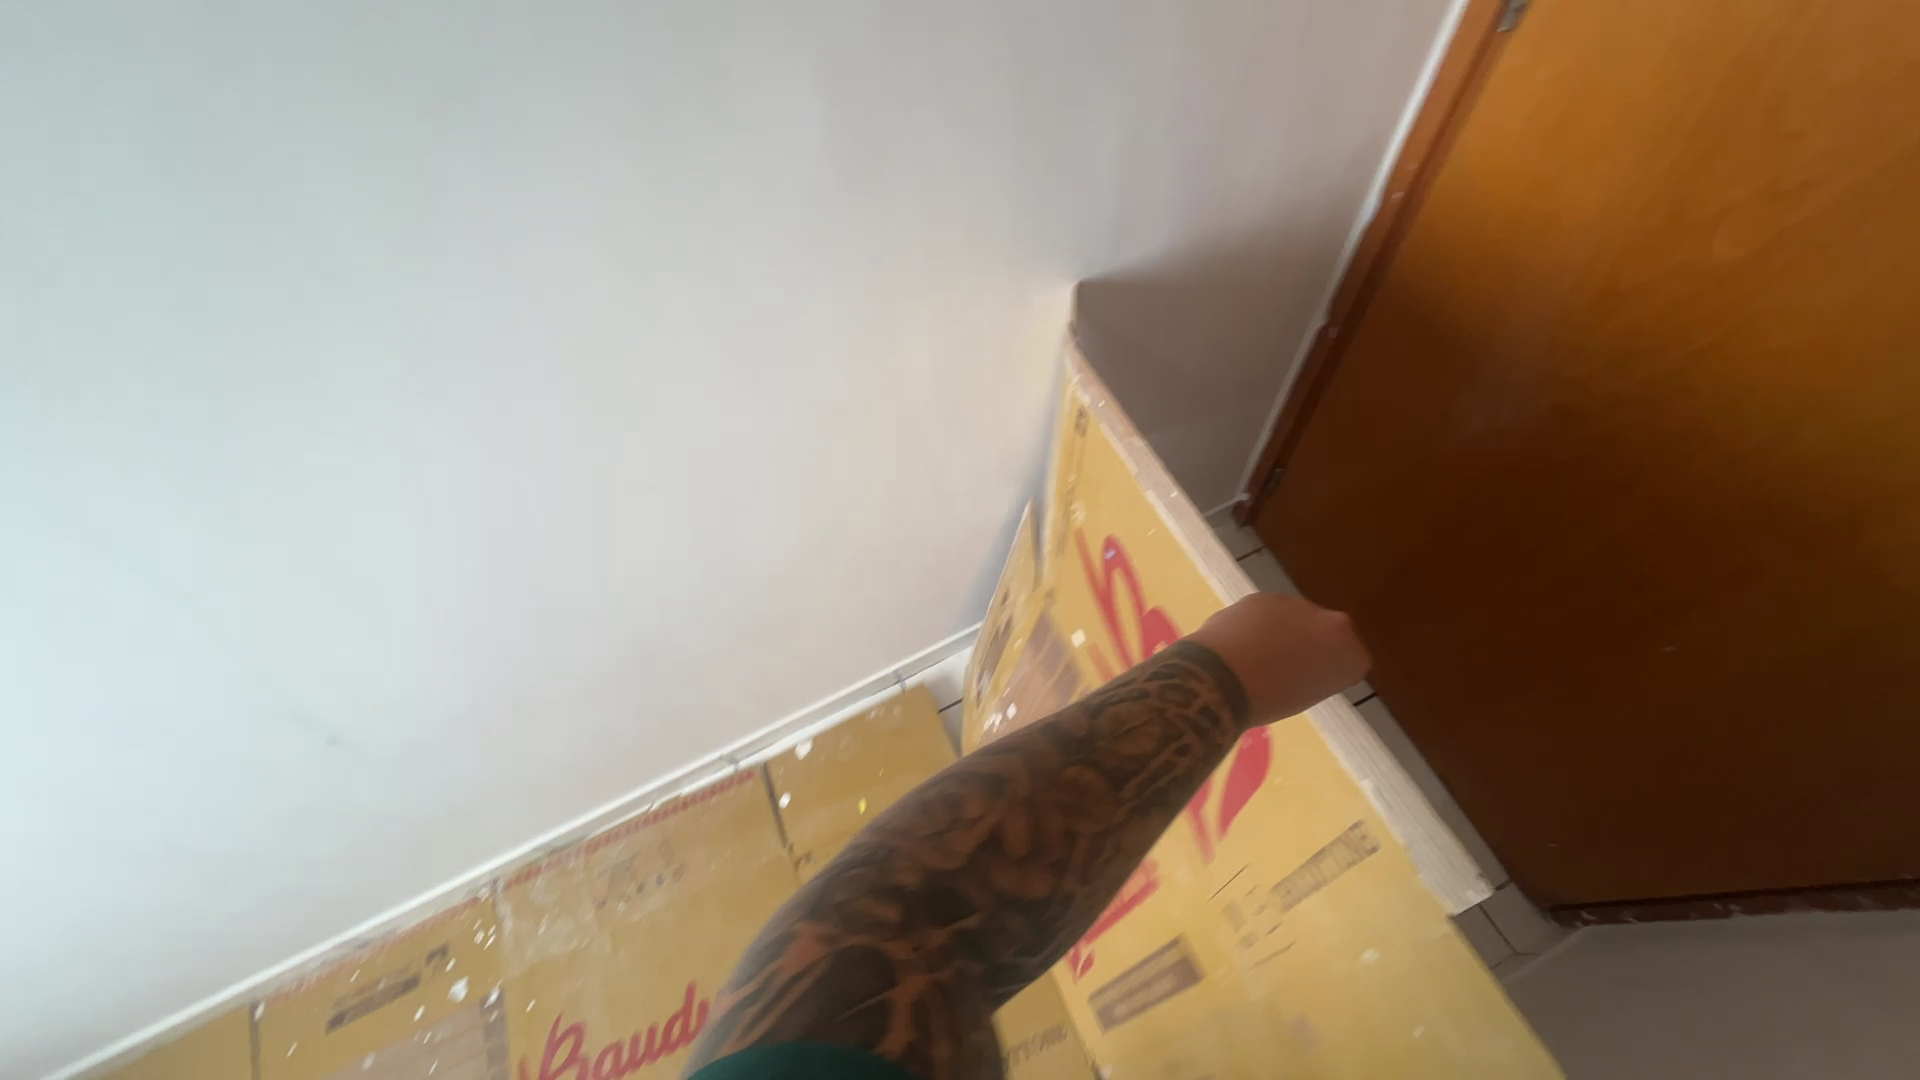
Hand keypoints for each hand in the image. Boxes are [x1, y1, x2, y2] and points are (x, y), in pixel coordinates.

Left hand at [1184, 592, 1370, 726]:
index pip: (1349, 659)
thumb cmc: (1269, 700)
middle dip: (1307, 643)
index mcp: (1352, 654)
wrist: (1222, 677)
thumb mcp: (1307, 695)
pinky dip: (1255, 623)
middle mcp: (1332, 622)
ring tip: (1255, 657)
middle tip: (1282, 668)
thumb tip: (1299, 661)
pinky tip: (1238, 642)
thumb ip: (1315, 672)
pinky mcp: (1263, 596)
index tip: (1308, 682)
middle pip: (1323, 632)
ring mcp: (1296, 603)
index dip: (1326, 671)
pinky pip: (1265, 612)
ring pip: (1294, 618)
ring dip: (1281, 630)